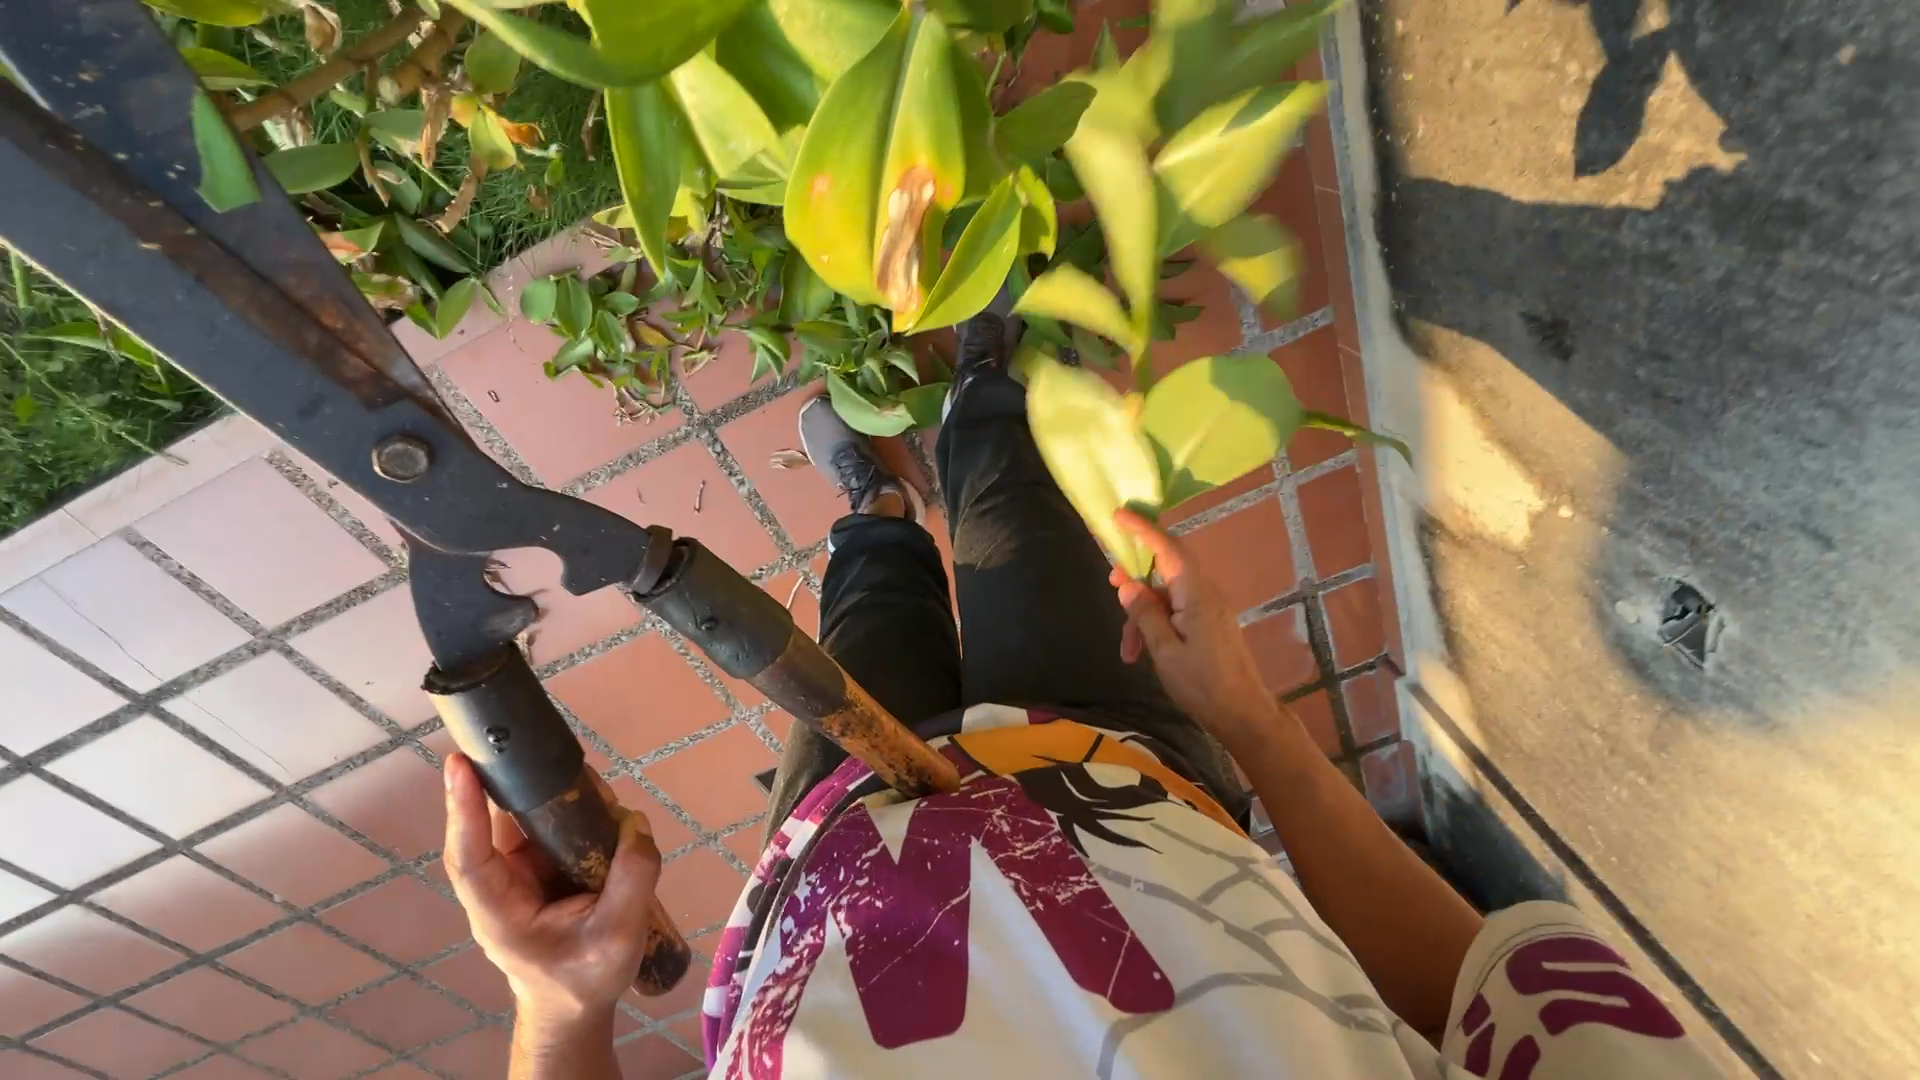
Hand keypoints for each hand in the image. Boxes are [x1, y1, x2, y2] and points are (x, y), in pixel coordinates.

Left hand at [441, 753, 660, 1026]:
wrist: (576, 1007)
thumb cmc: (585, 979)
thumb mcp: (618, 934)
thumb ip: (632, 878)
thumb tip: (634, 824)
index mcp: (501, 910)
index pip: (472, 856)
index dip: (463, 810)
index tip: (460, 764)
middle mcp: (503, 885)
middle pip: (499, 825)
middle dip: (521, 785)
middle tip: (551, 755)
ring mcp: (522, 873)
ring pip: (530, 819)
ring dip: (558, 796)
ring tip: (596, 789)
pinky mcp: (544, 866)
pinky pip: (553, 825)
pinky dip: (575, 808)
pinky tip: (600, 802)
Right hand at [1108, 509, 1284, 744]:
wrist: (1244, 716)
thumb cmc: (1202, 684)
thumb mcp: (1164, 650)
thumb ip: (1145, 614)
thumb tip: (1127, 584)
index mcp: (1196, 594)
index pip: (1167, 549)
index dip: (1143, 530)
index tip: (1119, 516)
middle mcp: (1205, 594)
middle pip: (1163, 573)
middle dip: (1135, 582)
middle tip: (1111, 589)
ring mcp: (1209, 610)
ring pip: (1166, 598)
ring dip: (1143, 617)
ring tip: (1128, 652)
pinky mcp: (1210, 625)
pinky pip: (1177, 612)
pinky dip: (1157, 626)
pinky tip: (1144, 652)